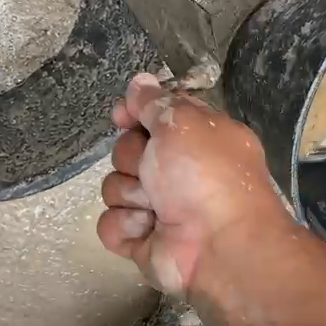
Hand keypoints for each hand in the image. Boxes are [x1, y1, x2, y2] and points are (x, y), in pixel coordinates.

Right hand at [97, 73, 289, 293]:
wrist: (217, 244)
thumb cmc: (205, 176)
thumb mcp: (183, 123)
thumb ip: (155, 102)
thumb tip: (138, 81)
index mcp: (195, 140)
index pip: (152, 117)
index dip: (134, 115)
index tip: (122, 116)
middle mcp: (175, 172)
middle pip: (125, 151)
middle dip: (133, 159)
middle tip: (154, 171)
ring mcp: (155, 207)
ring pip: (113, 187)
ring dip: (130, 195)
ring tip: (156, 207)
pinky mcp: (138, 238)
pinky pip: (109, 223)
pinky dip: (126, 225)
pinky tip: (147, 229)